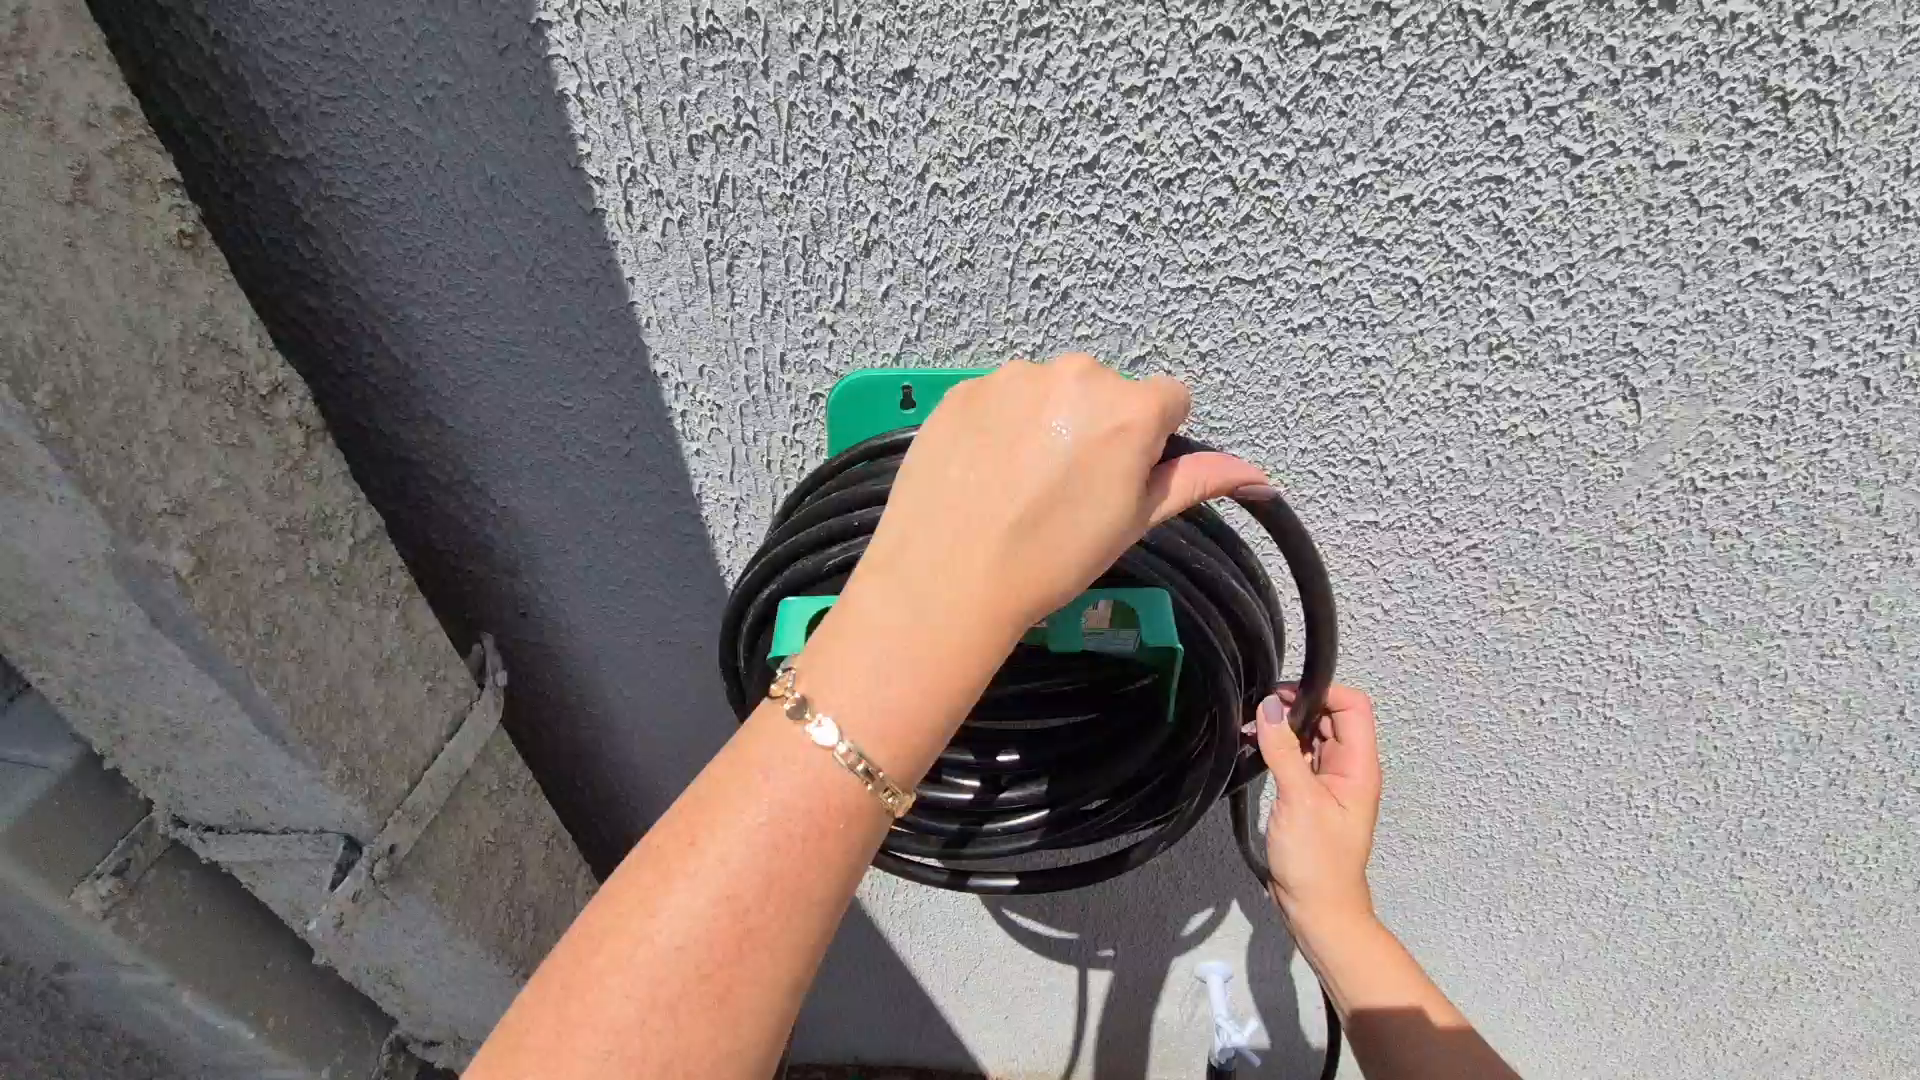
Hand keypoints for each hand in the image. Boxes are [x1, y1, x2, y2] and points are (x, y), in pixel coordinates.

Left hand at [844, 354, 1267, 639]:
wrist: (947, 580)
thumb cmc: (1051, 560)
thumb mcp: (1132, 523)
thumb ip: (1194, 484)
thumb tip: (1259, 474)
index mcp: (1129, 408)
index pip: (1169, 400)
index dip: (1152, 441)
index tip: (1121, 478)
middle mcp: (1073, 375)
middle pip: (1105, 390)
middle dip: (1097, 426)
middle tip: (1064, 486)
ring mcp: (1010, 378)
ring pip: (1048, 391)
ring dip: (1046, 420)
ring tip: (1017, 482)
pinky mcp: (961, 390)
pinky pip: (997, 397)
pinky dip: (998, 424)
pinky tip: (982, 471)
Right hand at [1255, 684, 1382, 936]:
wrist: (1316, 909)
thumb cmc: (1317, 860)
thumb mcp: (1299, 799)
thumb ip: (1283, 750)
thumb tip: (1268, 706)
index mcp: (1358, 767)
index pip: (1353, 706)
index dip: (1322, 691)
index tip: (1282, 696)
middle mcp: (1347, 768)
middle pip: (1329, 716)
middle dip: (1296, 705)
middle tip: (1257, 709)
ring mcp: (1328, 780)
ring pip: (1310, 734)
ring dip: (1283, 725)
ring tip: (1250, 726)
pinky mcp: (1309, 791)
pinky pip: (1297, 754)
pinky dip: (1277, 744)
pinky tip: (1253, 745)